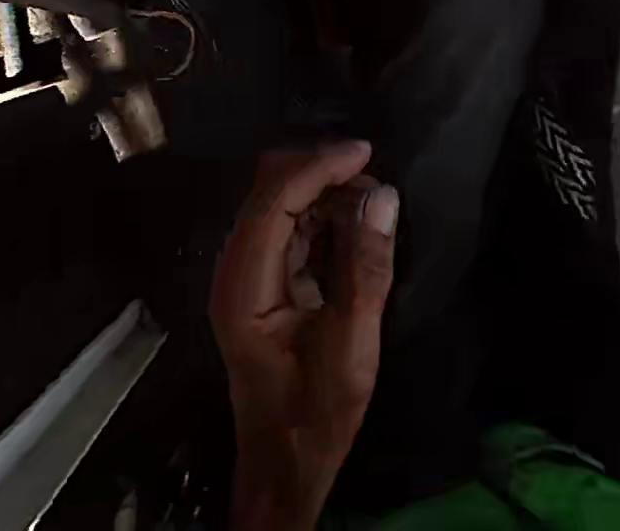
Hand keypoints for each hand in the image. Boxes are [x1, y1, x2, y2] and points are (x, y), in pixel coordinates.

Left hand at [210, 141, 399, 530]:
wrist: (284, 467)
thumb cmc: (314, 419)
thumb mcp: (352, 350)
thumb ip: (366, 271)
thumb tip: (384, 197)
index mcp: (243, 286)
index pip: (274, 201)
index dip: (318, 168)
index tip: (364, 152)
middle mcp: (235, 268)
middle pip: (270, 192)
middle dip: (322, 174)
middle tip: (373, 180)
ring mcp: (246, 272)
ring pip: (280, 203)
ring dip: (325, 192)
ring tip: (372, 201)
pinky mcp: (263, 279)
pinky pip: (291, 227)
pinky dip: (324, 214)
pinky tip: (355, 221)